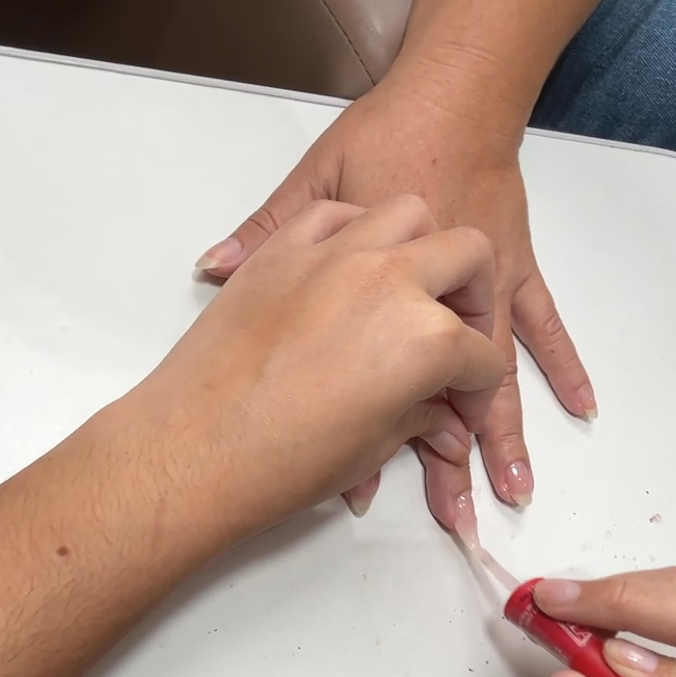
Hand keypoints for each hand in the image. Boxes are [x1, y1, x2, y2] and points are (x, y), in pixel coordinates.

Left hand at [130, 196, 504, 535]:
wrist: (191, 446)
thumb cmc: (280, 463)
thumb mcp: (366, 449)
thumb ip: (416, 420)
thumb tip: (441, 424)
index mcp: (427, 338)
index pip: (484, 358)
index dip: (480, 391)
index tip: (463, 409)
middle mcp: (390, 280)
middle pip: (467, 257)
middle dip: (473, 298)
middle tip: (457, 336)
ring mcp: (335, 255)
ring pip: (408, 214)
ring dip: (421, 244)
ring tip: (410, 285)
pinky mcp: (283, 250)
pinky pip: (333, 214)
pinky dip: (351, 230)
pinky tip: (349, 261)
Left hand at [196, 69, 594, 522]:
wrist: (456, 86)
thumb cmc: (385, 133)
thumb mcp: (314, 182)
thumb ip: (267, 231)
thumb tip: (210, 266)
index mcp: (392, 283)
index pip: (391, 370)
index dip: (384, 433)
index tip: (367, 484)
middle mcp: (441, 293)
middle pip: (445, 386)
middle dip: (451, 454)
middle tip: (455, 515)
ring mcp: (486, 281)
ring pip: (497, 369)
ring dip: (504, 432)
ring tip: (512, 491)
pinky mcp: (516, 262)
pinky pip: (543, 320)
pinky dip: (560, 362)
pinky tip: (581, 406)